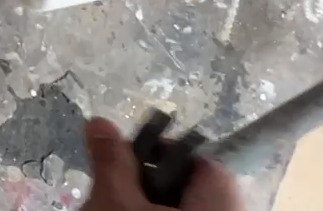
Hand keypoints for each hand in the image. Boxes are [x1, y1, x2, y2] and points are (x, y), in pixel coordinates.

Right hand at [84, 118, 242, 210]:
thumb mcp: (115, 200)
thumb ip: (111, 159)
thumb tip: (101, 121)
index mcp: (221, 207)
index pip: (209, 164)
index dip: (170, 151)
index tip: (134, 152)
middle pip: (196, 185)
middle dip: (154, 174)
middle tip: (120, 178)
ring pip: (188, 205)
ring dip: (152, 196)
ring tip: (121, 200)